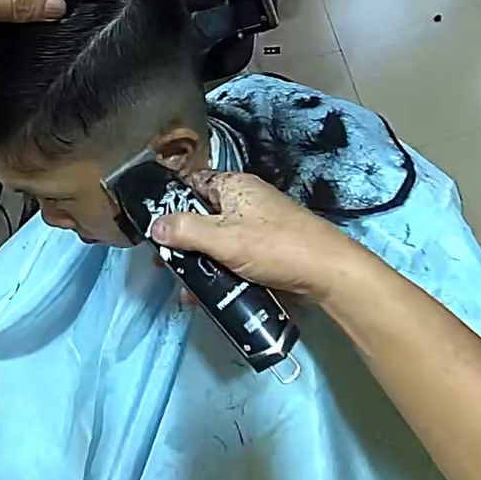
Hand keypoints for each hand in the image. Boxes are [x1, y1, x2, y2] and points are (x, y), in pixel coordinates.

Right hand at [147, 170, 383, 302]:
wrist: (327, 271)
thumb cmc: (274, 246)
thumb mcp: (224, 238)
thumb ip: (186, 230)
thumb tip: (154, 225)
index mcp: (234, 186)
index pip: (194, 183)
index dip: (172, 201)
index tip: (153, 227)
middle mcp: (245, 200)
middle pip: (203, 216)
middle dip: (184, 242)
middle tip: (167, 266)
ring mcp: (258, 225)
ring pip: (218, 241)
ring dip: (201, 263)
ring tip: (187, 290)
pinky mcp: (267, 249)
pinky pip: (235, 257)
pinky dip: (221, 272)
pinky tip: (210, 296)